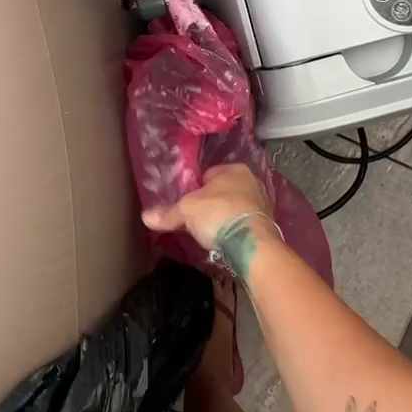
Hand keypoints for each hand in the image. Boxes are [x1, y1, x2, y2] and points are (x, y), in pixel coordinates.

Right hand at [142, 163, 275, 252]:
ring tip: (209, 232)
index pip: (209, 174)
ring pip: (235, 207)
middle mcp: (252, 181)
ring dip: (224, 217)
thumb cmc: (218, 214)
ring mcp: (262, 202)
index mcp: (234, 169)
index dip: (195, 188)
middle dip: (211, 203)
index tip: (186, 203)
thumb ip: (167, 213)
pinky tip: (224, 240)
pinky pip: (243, 223)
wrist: (251, 242)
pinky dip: (234, 229)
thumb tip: (145, 216)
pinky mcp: (266, 223)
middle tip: (195, 219)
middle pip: (223, 191)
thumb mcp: (186, 211)